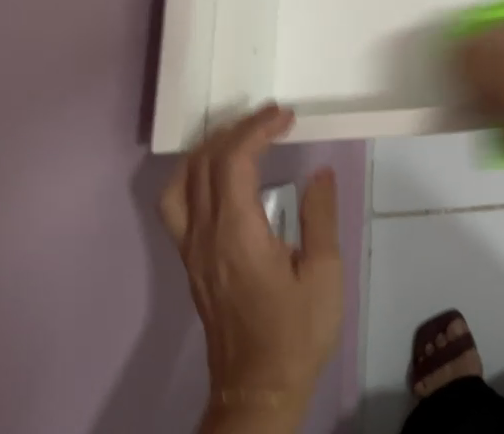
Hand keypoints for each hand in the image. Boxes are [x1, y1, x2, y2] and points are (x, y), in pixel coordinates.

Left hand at [160, 105, 341, 430]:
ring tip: (241, 137)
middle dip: (236, 131)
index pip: (233, 162)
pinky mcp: (193, 265)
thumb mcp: (324, 272)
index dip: (257, 130)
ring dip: (208, 151)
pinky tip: (224, 177)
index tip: (287, 116)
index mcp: (237, 235)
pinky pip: (179, 205)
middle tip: (273, 118)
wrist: (258, 388)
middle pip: (203, 165)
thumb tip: (318, 174)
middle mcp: (204, 237)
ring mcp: (192, 252)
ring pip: (179, 185)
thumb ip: (319, 217)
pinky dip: (197, 176)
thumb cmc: (297, 331)